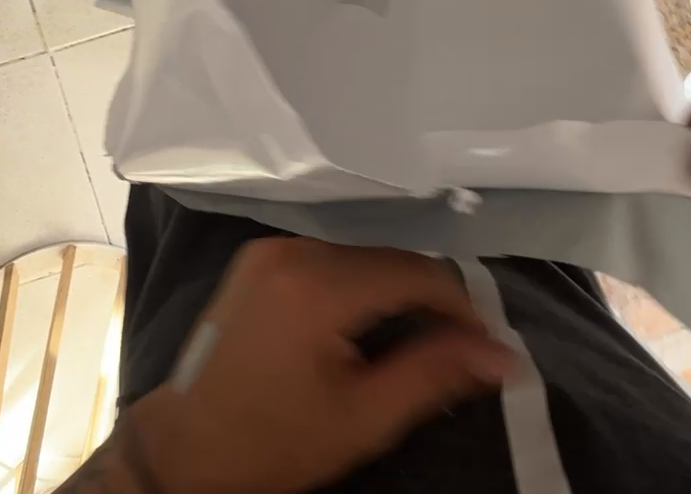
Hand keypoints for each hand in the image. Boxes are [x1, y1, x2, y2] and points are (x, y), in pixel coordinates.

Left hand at [126, 238, 513, 493]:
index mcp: (316, 287)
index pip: (412, 272)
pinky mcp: (258, 255)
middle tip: (458, 345)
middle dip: (428, 297)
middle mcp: (292, 251)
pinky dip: (357, 280)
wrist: (187, 443)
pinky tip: (366, 318)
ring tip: (417, 336)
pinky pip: (328, 256)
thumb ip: (434, 374)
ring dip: (393, 288)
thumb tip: (503, 354)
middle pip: (386, 258)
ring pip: (358, 254)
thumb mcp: (363, 418)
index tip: (486, 342)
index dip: (460, 303)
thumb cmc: (275, 441)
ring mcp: (271, 247)